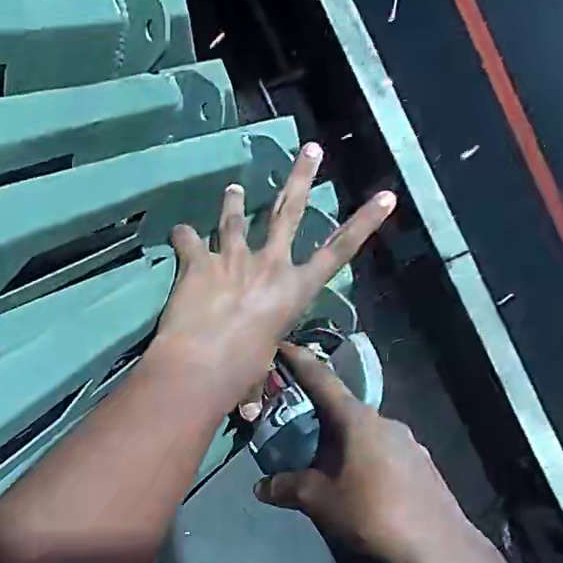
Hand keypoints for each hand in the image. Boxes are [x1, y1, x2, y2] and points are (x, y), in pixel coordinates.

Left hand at [150, 142, 395, 404]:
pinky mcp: (197, 262)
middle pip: (290, 211)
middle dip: (302, 177)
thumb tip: (247, 415)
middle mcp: (269, 265)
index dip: (364, 223)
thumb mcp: (256, 373)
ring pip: (237, 218)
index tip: (386, 196)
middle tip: (310, 148)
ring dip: (235, 201)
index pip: (339, 251)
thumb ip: (252, 383)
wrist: (201, 364)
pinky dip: (181, 237)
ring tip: (235, 187)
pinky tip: (176, 233)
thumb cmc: (240, 374)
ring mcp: (233, 258)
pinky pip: (188, 240)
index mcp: (294, 291)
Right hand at [252, 343, 475, 562]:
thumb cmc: (372, 512)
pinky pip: (382, 453)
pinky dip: (362, 459)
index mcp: (358, 420)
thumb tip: (261, 487)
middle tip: (290, 428)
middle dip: (317, 416)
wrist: (437, 547)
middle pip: (343, 410)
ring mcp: (408, 443)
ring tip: (320, 465)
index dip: (299, 362)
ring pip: (364, 434)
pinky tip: (356, 486)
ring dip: (341, 442)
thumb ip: (288, 487)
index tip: (281, 347)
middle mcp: (385, 421)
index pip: (322, 380)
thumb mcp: (320, 500)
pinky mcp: (421, 466)